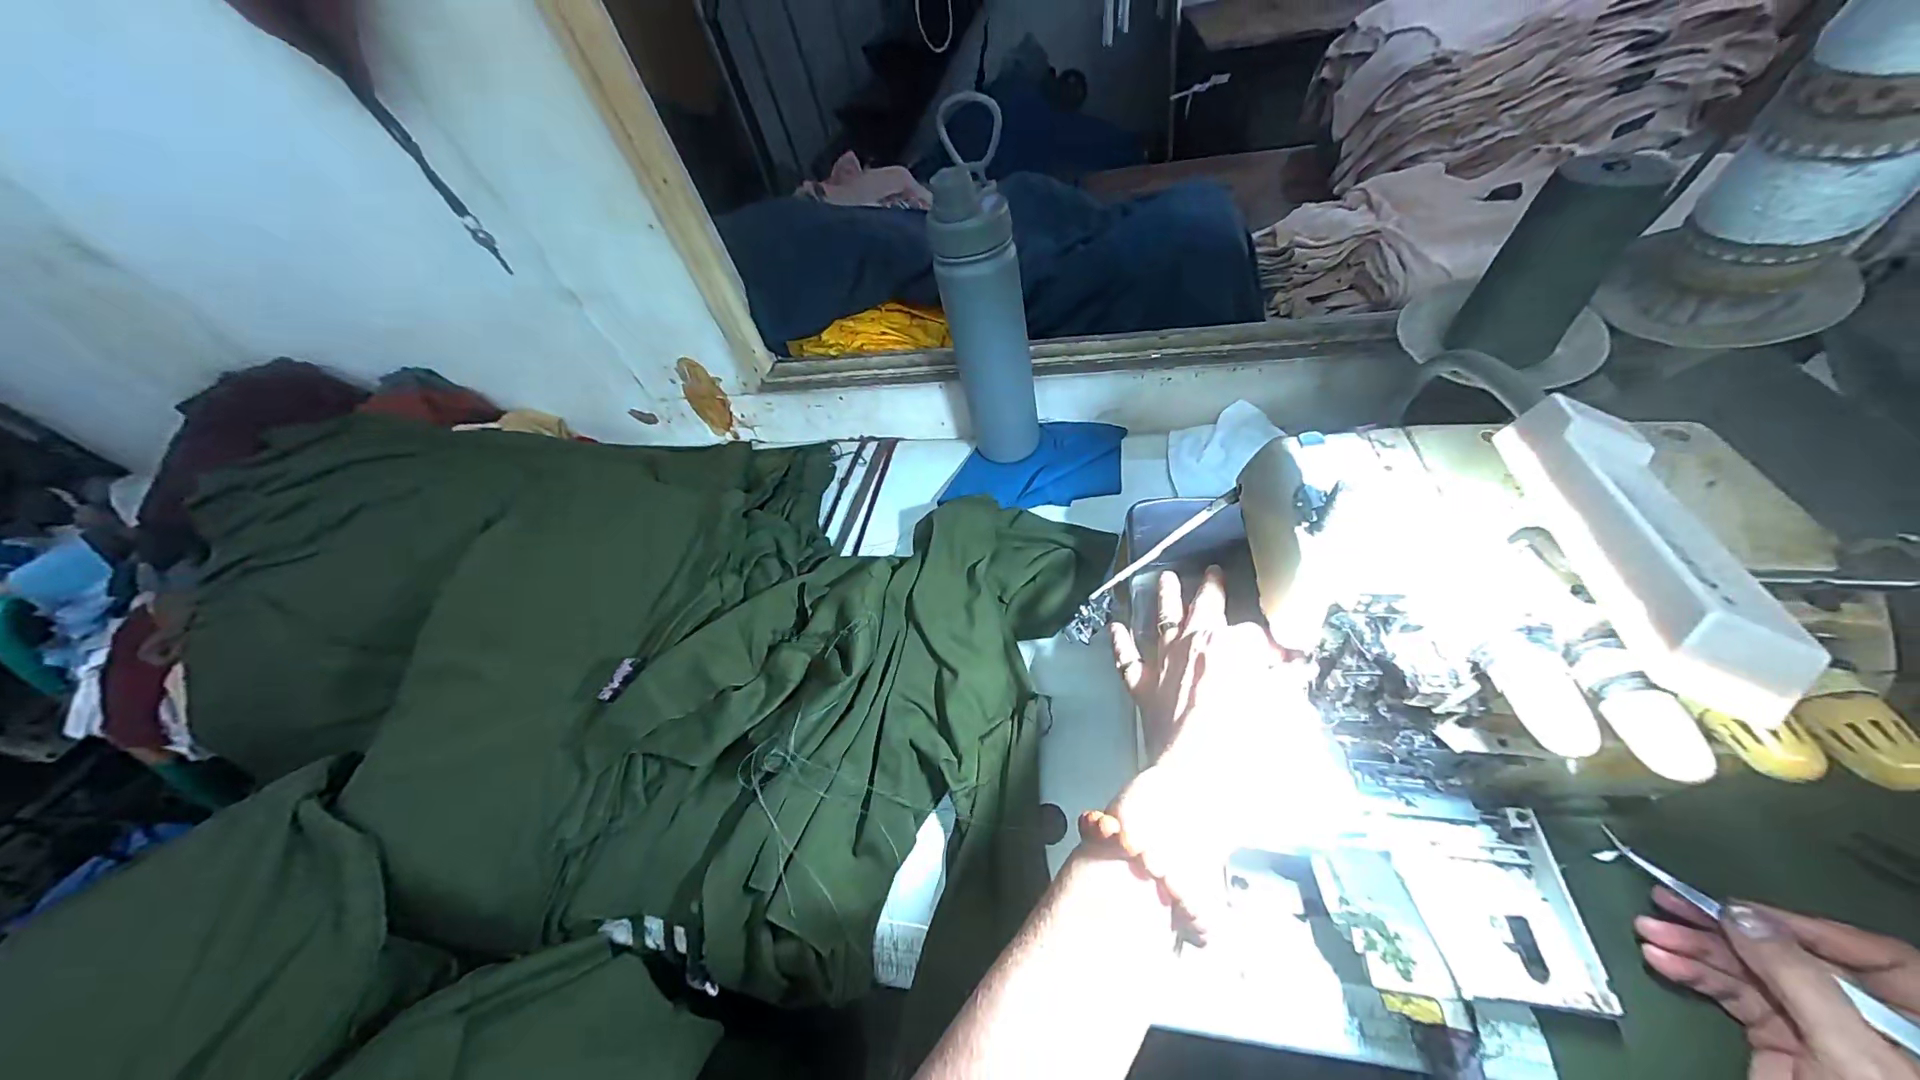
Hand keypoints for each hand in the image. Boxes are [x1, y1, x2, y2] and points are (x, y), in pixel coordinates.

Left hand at [1104, 567, 1319, 890]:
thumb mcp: (1282, 711)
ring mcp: (1164, 661)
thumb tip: (1292, 671)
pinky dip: (1120, 640)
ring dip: (1165, 597)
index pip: (1255, 634)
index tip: (1284, 657)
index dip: (1272, 646)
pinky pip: (1126, 656)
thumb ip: (1285, 685)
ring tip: (1164, 579)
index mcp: (1233, 645)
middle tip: (1211, 572)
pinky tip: (1114, 625)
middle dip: (1210, 588)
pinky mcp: (1141, 685)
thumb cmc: (1247, 746)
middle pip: (1204, 606)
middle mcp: (1194, 643)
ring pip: (1163, 618)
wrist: (1194, 774)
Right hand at [1636, 886, 1919, 1078]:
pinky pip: (1734, 997)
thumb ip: (1801, 979)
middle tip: (1669, 904)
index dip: (1801, 926)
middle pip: (1796, 959)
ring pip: (1753, 974)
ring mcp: (1823, 1036)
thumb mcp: (1850, 1051)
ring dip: (1696, 950)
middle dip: (1726, 932)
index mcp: (1916, 1025)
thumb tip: (1744, 916)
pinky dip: (1694, 975)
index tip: (1736, 907)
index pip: (1869, 955)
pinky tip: (1663, 960)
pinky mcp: (1781, 1046)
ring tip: (1650, 932)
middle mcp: (1870, 1025)